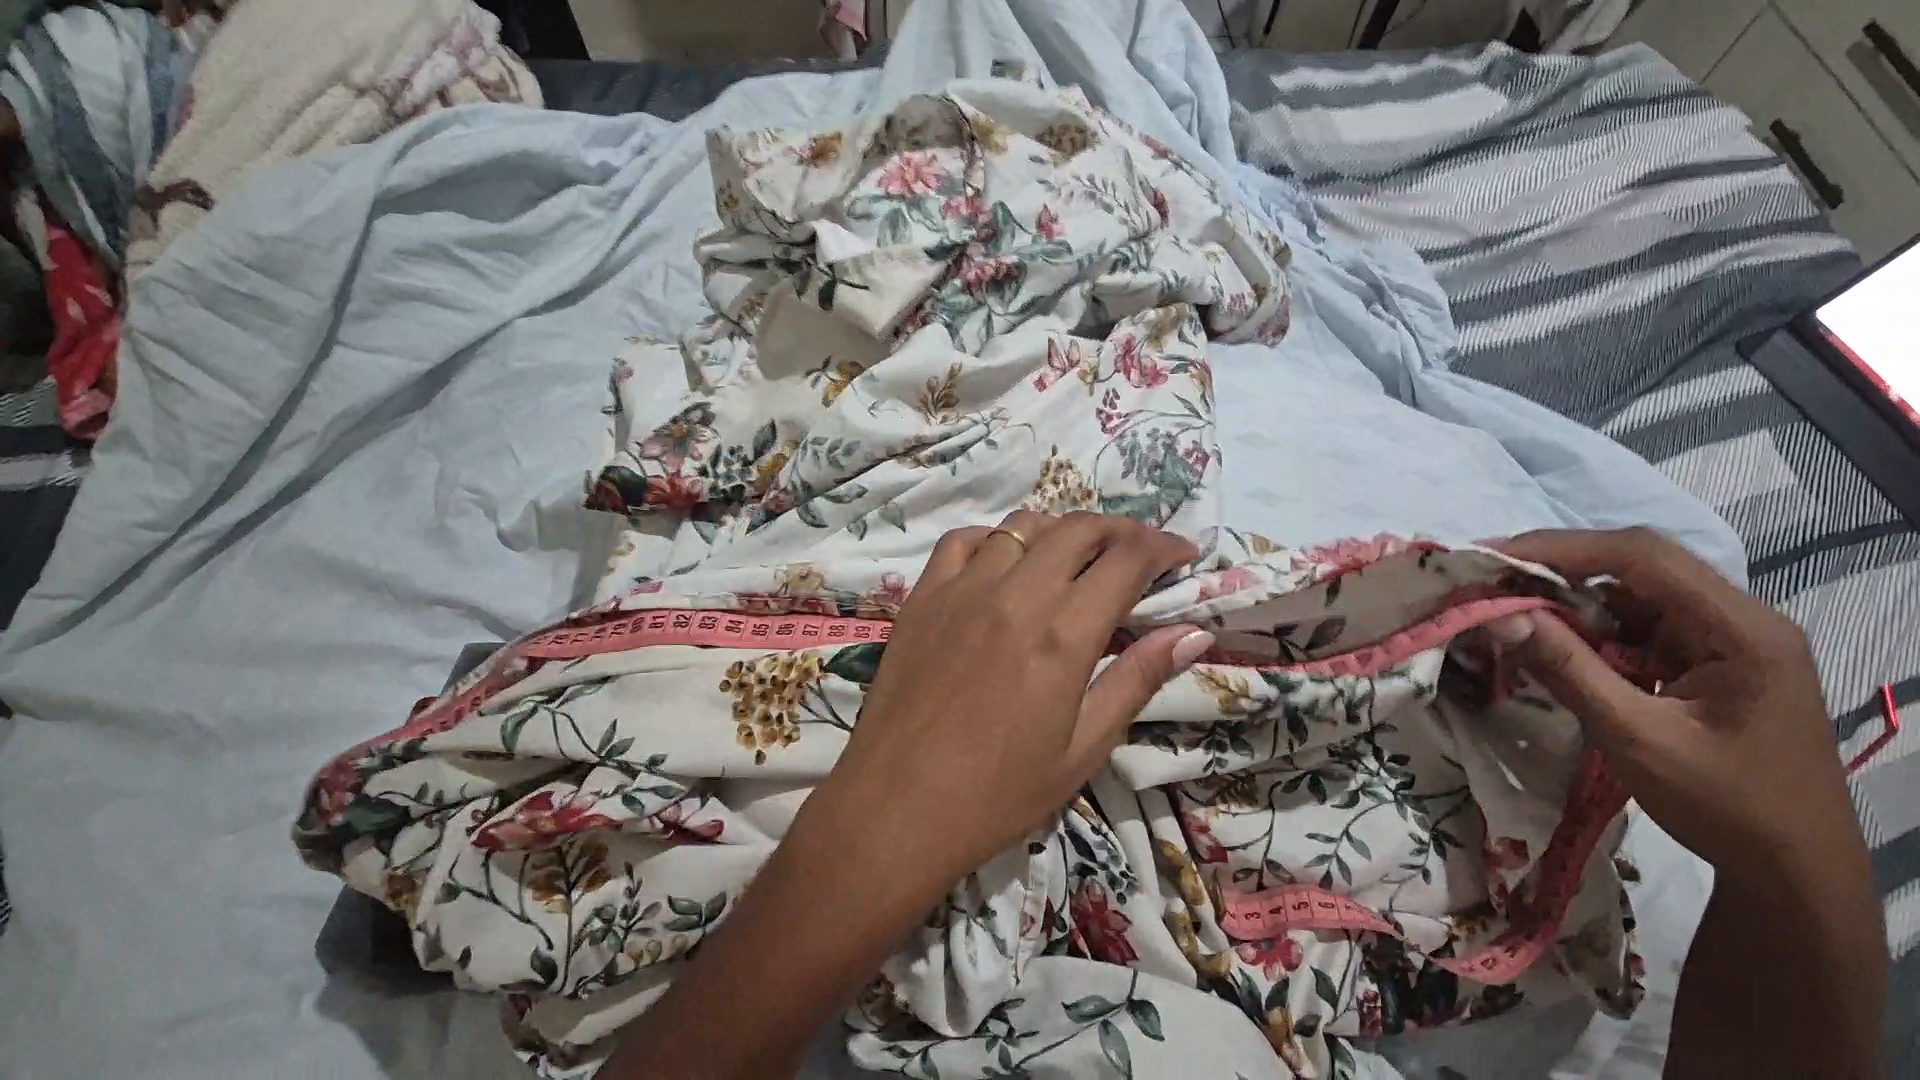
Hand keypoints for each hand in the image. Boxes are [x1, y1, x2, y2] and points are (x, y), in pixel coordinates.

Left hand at [823, 510, 1211, 879]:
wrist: (897, 808)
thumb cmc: (999, 793)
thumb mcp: (1083, 749)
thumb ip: (1137, 680)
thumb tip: (1194, 633)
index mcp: (1063, 634)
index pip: (1127, 559)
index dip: (1164, 546)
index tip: (1184, 554)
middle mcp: (1015, 594)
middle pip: (1079, 528)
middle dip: (1121, 530)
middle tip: (1139, 554)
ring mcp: (961, 590)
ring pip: (1022, 526)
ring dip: (1061, 531)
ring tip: (1076, 558)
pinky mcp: (922, 598)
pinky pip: (962, 541)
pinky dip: (995, 539)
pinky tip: (1004, 563)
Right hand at [1490, 527, 1858, 887]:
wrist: (1793, 868)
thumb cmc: (1725, 805)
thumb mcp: (1636, 738)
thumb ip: (1569, 670)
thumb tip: (1500, 616)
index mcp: (1742, 629)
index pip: (1643, 556)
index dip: (1561, 547)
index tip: (1492, 557)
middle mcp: (1739, 618)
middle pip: (1637, 565)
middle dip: (1559, 566)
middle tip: (1489, 578)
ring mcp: (1724, 638)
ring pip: (1633, 593)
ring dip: (1570, 599)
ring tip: (1507, 609)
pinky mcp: (1707, 659)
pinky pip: (1638, 625)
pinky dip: (1589, 628)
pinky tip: (1550, 641)